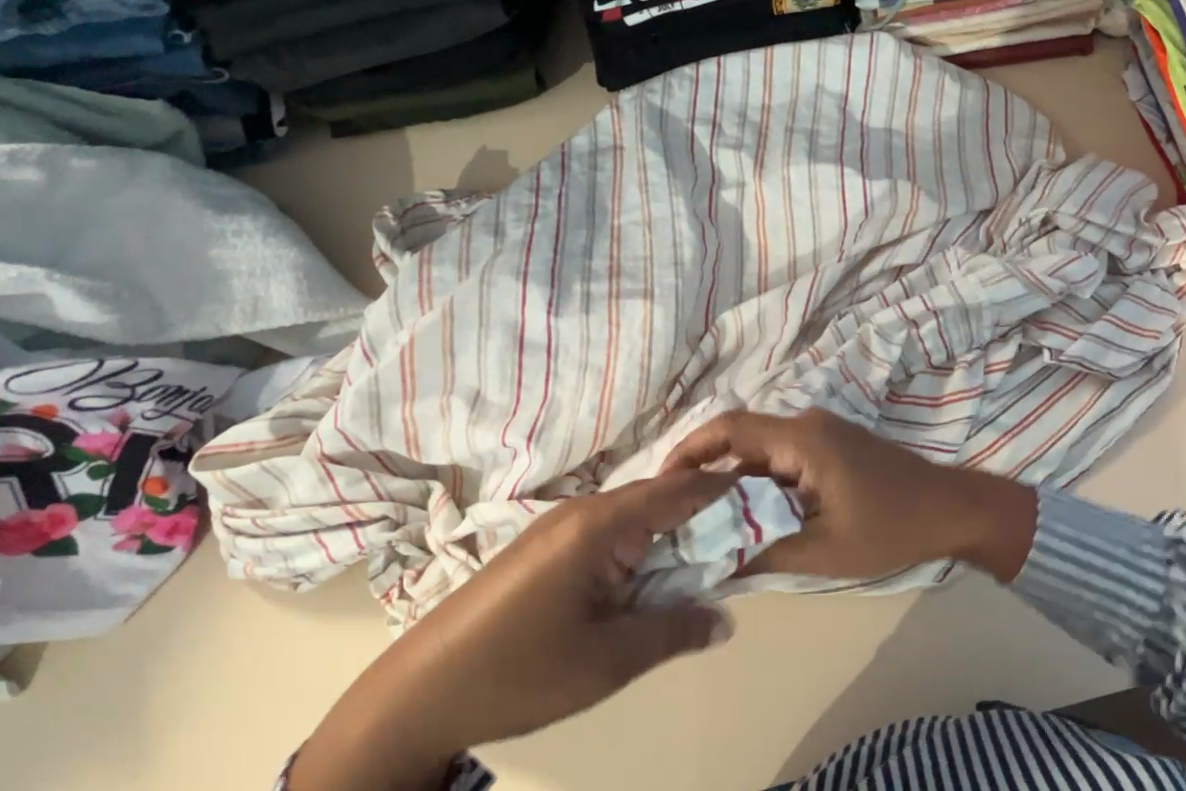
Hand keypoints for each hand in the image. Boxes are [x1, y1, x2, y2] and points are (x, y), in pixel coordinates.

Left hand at [289, 470, 739, 790]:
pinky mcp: (544, 551)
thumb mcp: (609, 661)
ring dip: (673, 540)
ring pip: (635, 521)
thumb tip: (727, 619)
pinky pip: (610, 537)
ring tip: (711, 566)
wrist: (417, 695)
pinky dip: (642, 552)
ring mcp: (558, 529)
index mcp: (600, 525)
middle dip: (706, 519)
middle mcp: (582, 512)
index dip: (727, 490)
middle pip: (660, 501)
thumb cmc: (519, 672)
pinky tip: (654, 582)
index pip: (681, 489)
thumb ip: (675, 631)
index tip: (768, 500)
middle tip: (749, 542)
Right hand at [661, 409, 1035, 584]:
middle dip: (705, 473)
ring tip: (702, 521)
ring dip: (734, 482)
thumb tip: (711, 561)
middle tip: (674, 513)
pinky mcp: (834, 449)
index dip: (689, 450)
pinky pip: (783, 459)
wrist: (953, 510)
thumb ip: (763, 552)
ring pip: (762, 452)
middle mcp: (808, 425)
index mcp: (802, 439)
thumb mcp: (822, 551)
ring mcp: (823, 435)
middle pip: (741, 439)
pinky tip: (748, 518)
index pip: (730, 428)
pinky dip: (760, 485)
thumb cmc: (890, 528)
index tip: (660, 484)